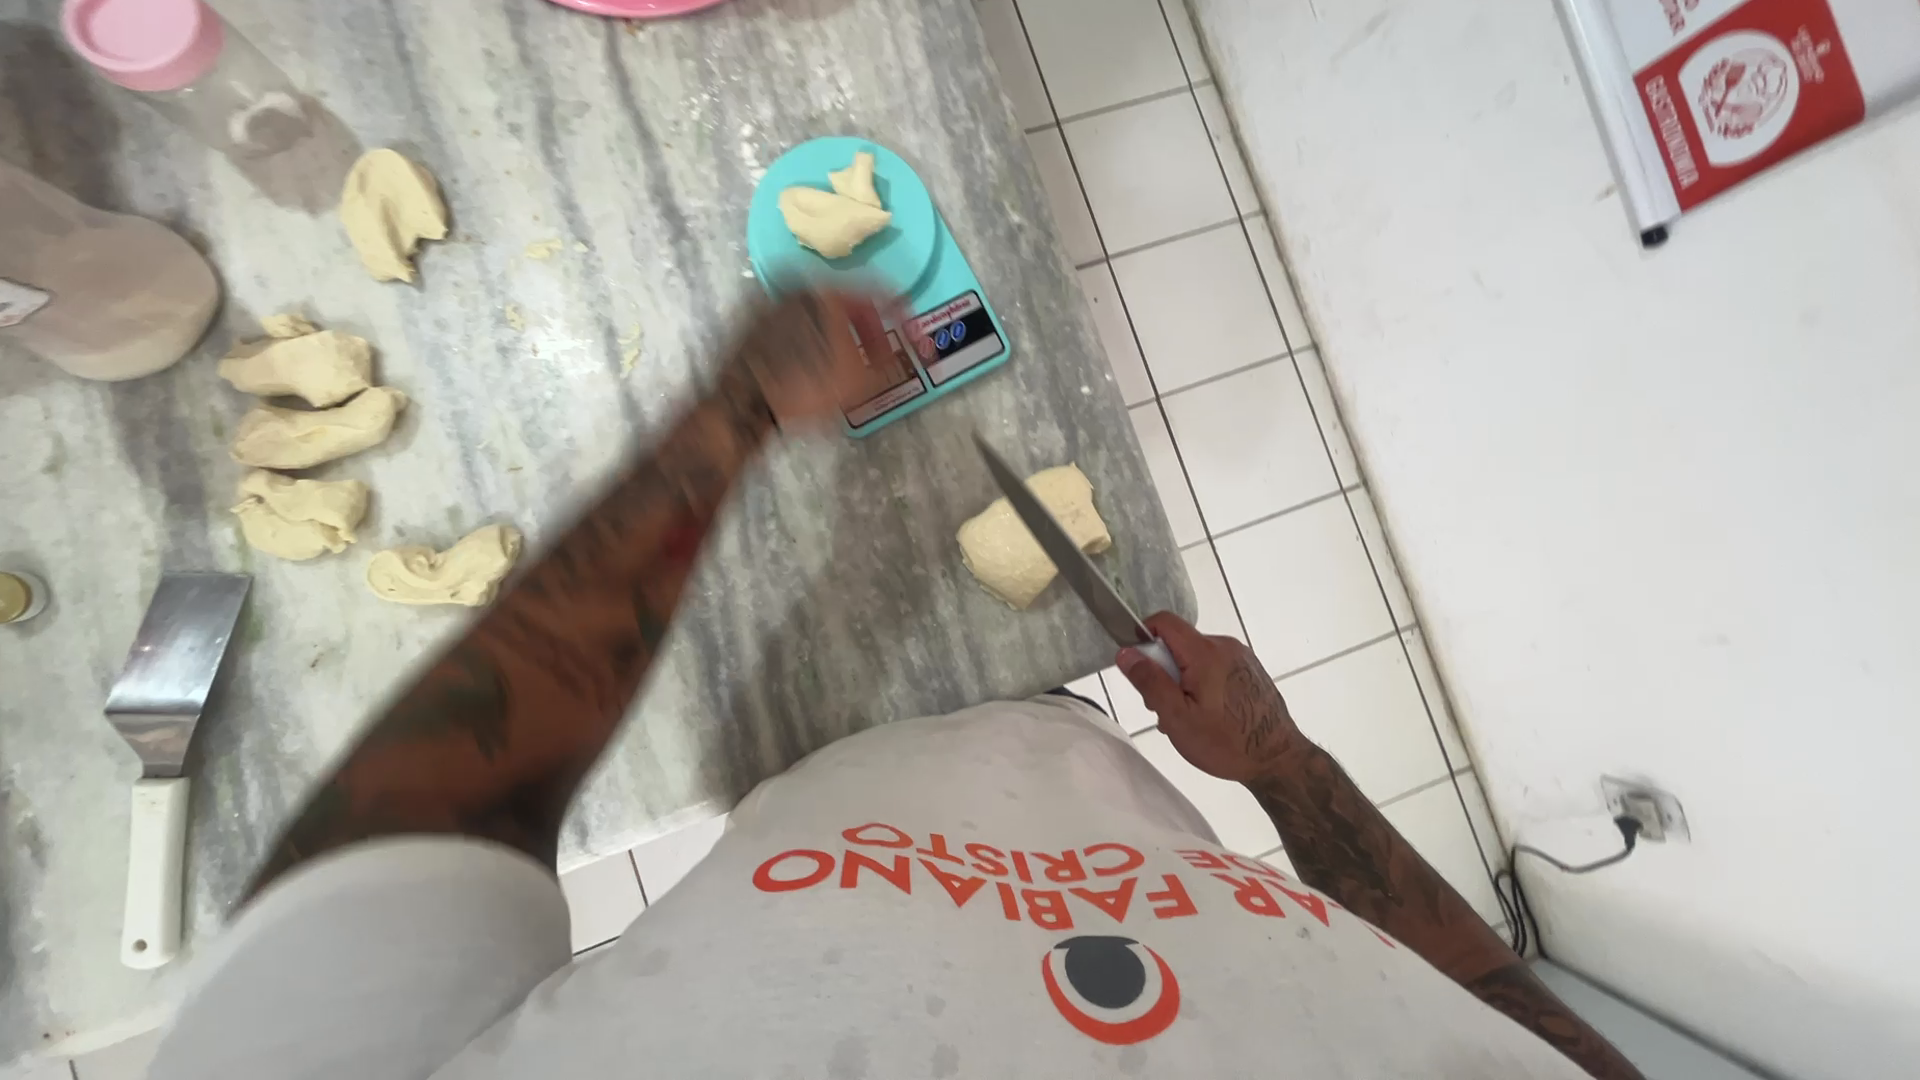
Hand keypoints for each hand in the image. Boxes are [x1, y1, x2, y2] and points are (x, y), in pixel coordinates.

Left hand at [725, 290, 893, 428]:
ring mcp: (775, 302)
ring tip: (848, 360)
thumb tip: (895, 357)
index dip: (899, 313)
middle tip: (877, 350)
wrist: (745, 399)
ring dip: (838, 333)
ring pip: (819, 313)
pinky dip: (813, 337)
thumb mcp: (858, 381)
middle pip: (846, 302)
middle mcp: (801, 287)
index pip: (878, 293)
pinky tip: (818, 362)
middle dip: (865, 326)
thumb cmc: (805, 386)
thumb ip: (885, 364)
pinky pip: (797, 324)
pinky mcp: (756, 322)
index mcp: (830, 292)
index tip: (908, 328)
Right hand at [1118, 613, 1308, 783]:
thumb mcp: (1177, 717)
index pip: (1163, 621)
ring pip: (1195, 656)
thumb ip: (1149, 681)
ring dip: (1182, 678)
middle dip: (1163, 668)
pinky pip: (1214, 665)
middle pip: (1178, 641)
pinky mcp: (1250, 670)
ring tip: (1187, 716)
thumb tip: (1125, 653)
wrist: (1278, 761)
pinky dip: (1201, 682)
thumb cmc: (1225, 742)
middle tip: (1163, 707)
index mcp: (1205, 652)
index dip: (1143, 637)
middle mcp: (1225, 646)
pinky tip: (1207, 714)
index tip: (1139, 669)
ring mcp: (1241, 657)